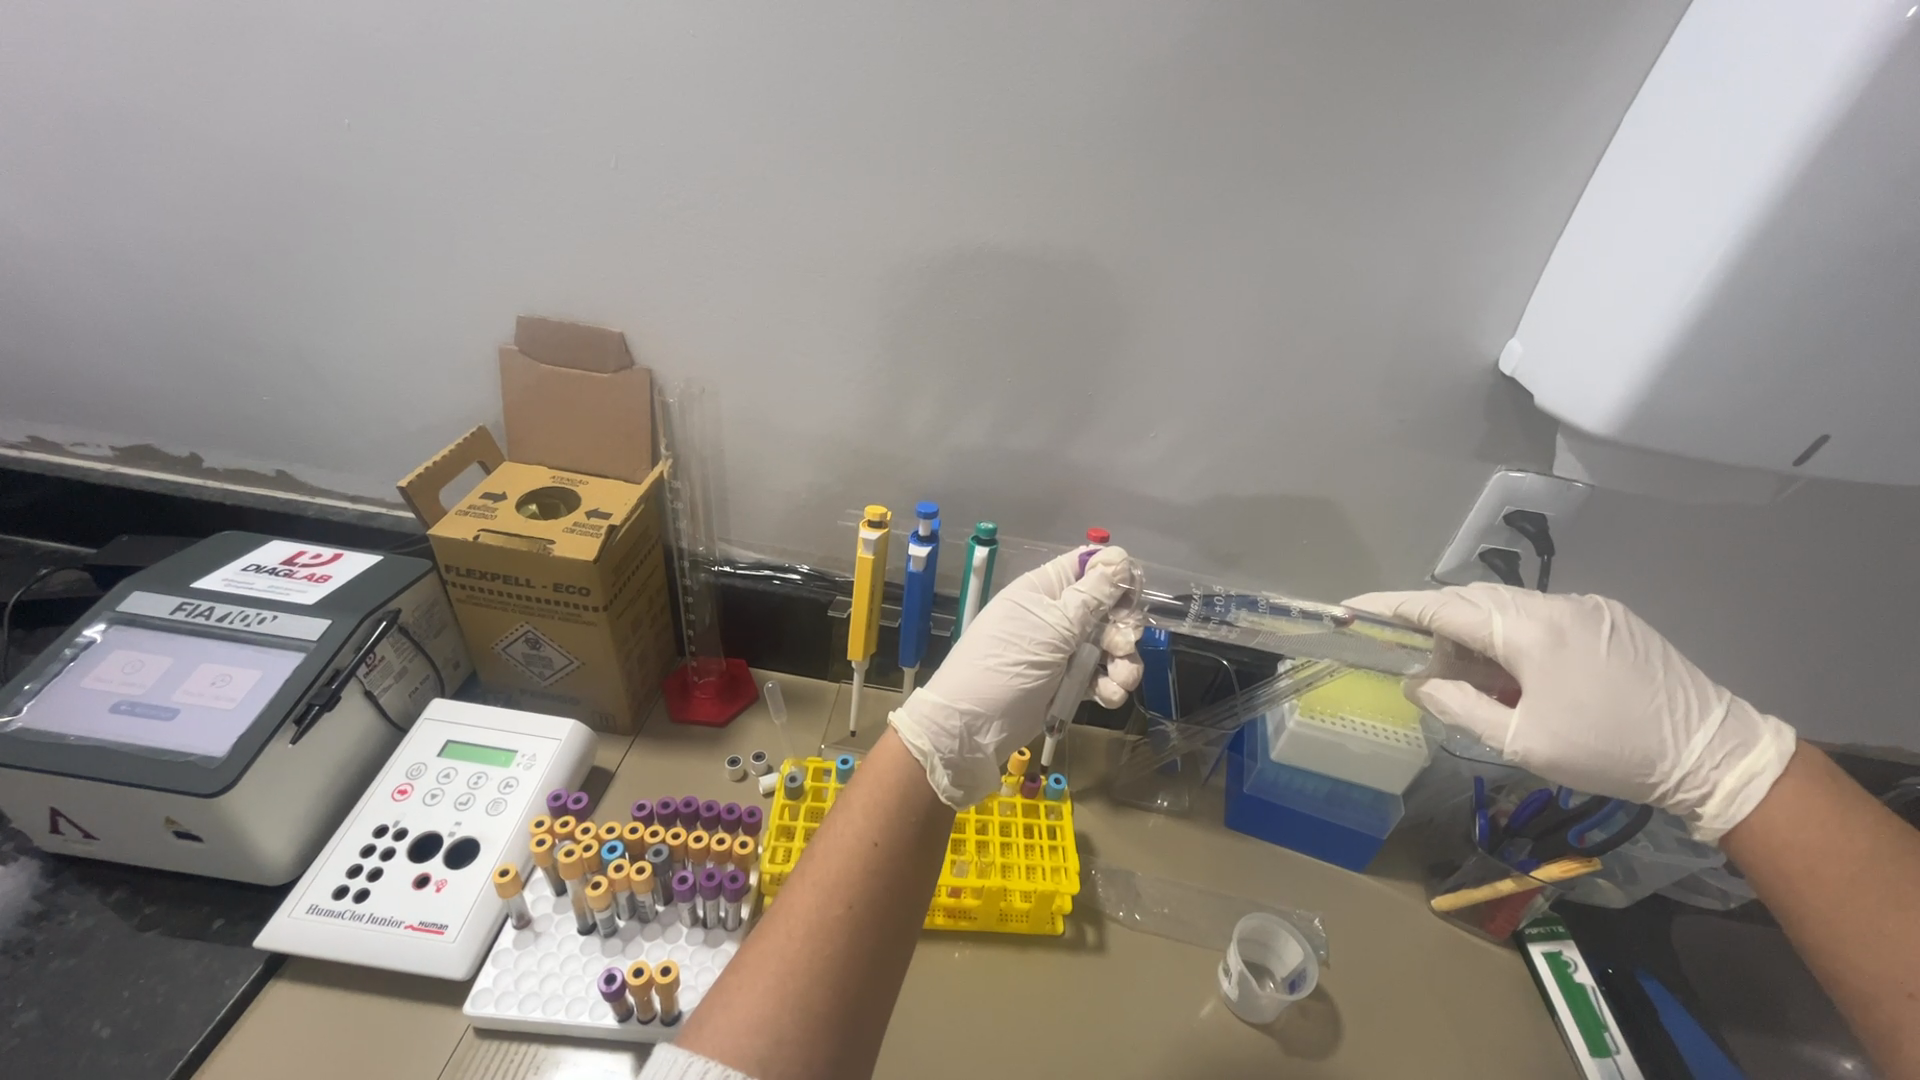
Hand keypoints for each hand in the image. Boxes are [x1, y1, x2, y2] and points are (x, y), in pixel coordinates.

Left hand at [890, 546, 1143, 806]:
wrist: (972, 727)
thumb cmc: (1006, 665)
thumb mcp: (1052, 628)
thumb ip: (1091, 596)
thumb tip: (1120, 559)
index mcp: (1044, 589)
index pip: (1088, 565)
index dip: (1116, 575)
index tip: (1134, 595)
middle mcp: (1056, 614)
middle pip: (1107, 607)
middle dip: (1122, 627)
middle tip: (1120, 646)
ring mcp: (1061, 650)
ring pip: (1108, 645)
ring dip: (1123, 662)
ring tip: (1119, 680)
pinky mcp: (1066, 683)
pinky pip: (1099, 676)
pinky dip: (1110, 685)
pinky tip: (1108, 697)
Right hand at [1344, 582, 1797, 841]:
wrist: (1718, 756)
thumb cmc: (1611, 754)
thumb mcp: (1522, 743)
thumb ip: (1458, 706)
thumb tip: (1417, 683)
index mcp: (1528, 633)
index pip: (1441, 609)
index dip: (1391, 607)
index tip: (1351, 606)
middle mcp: (1553, 605)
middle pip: (1470, 601)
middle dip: (1434, 625)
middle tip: (1419, 662)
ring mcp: (1585, 606)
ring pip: (1505, 605)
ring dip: (1475, 632)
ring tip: (1473, 676)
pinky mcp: (1610, 616)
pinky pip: (1539, 613)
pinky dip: (1511, 633)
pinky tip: (1520, 672)